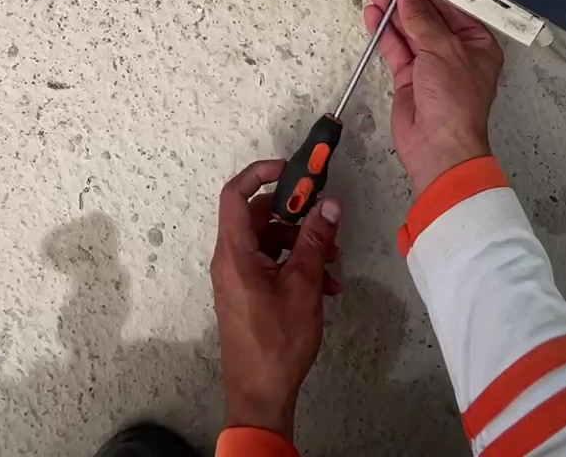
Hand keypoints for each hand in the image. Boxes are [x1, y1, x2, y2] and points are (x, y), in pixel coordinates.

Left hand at [211, 160, 342, 437]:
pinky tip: (327, 284)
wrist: (261, 396)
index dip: (260, 173)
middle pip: (258, 215)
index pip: (235, 194)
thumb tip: (329, 205)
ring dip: (303, 242)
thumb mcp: (303, 284)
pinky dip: (297, 264)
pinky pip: (272, 263)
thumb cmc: (277, 341)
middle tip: (323, 216)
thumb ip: (315, 240)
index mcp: (234, 252)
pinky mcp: (250, 292)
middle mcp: (232, 259)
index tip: (291, 169)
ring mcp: (240, 276)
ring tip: (334, 259)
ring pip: (270, 240)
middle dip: (294, 213)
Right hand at [366, 0, 504, 194]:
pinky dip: (384, 32)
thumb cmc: (457, 106)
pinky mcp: (409, 76)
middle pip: (428, 16)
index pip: (452, 8)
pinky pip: (395, 48)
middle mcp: (455, 52)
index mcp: (477, 43)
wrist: (438, 145)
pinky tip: (374, 15)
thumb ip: (422, 20)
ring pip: (409, 30)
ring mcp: (430, 64)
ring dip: (392, 12)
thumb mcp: (443, 51)